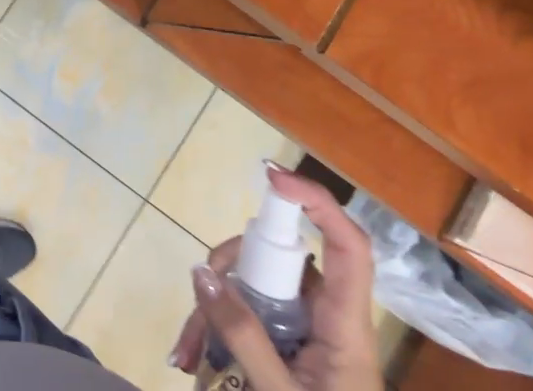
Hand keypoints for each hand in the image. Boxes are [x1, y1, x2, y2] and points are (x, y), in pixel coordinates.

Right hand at [169, 165, 383, 390]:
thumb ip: (242, 334)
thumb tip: (202, 272)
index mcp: (344, 327)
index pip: (348, 247)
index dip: (318, 203)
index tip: (272, 177)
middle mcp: (327, 319)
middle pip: (280, 261)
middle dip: (230, 269)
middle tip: (199, 295)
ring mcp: (305, 333)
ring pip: (254, 288)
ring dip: (213, 308)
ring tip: (184, 350)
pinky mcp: (286, 347)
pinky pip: (246, 317)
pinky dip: (214, 329)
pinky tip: (188, 355)